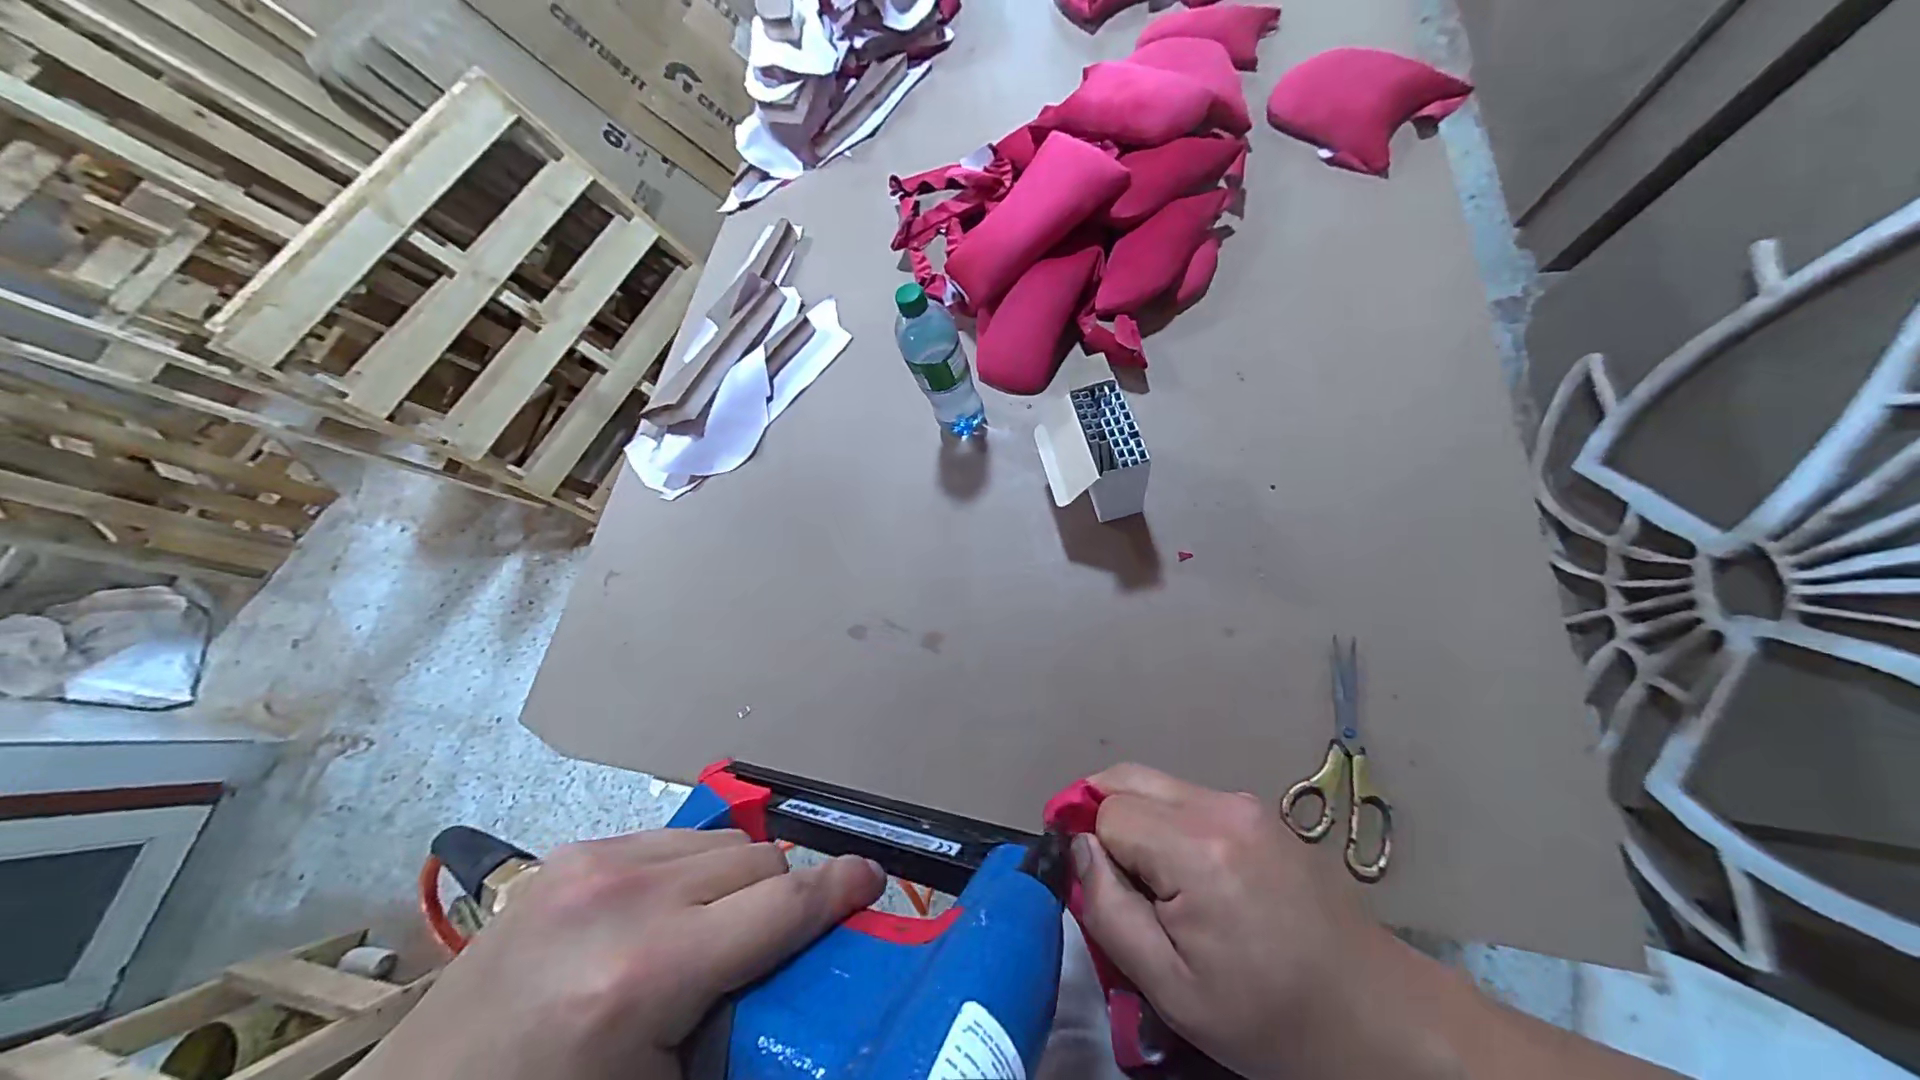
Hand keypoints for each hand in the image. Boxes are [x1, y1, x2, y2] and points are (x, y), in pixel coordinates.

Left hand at [352, 830, 885, 1079]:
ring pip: (720, 841)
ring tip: (716, 932)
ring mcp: (588, 864)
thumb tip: (805, 980)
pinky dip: (692, 871)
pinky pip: (670, 842)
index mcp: (646, 974)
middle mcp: (620, 897)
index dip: (840, 890)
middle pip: (758, 860)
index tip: (875, 880)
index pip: (782, 905)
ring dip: (738, 880)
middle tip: (776, 948)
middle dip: (783, 900)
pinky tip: (667, 915)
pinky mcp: (567, 854)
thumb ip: (747, 1027)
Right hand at [1070, 765, 1681, 1079]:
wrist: (1375, 1017)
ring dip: (1137, 819)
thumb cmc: (1267, 1016)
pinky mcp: (1261, 812)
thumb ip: (1108, 908)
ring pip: (1156, 784)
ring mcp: (1246, 803)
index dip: (1093, 849)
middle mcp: (1221, 806)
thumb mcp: (1170, 987)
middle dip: (1103, 816)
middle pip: (1126, 778)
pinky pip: (1189, 797)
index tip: (1105, 893)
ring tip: (1153, 879)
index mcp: (1198, 848)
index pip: (1107, 812)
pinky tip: (1191, 873)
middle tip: (1111, 874)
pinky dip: (1169, 822)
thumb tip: (1079, 848)